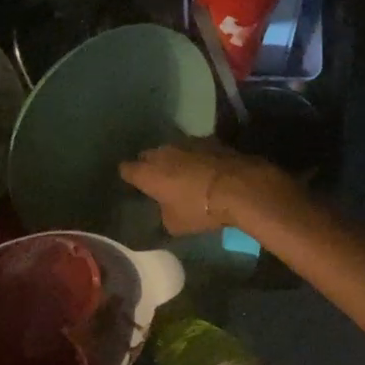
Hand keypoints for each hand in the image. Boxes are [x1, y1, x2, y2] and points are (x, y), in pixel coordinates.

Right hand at [119, 138, 297, 234]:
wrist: (238, 187)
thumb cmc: (200, 209)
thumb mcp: (175, 224)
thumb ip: (163, 214)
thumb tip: (164, 211)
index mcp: (147, 173)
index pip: (126, 170)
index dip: (128, 177)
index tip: (133, 185)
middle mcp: (162, 153)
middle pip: (147, 156)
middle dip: (149, 166)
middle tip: (158, 181)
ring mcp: (185, 143)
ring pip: (171, 150)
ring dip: (173, 160)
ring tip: (182, 174)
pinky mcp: (209, 140)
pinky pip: (193, 148)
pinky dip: (195, 157)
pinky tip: (204, 168)